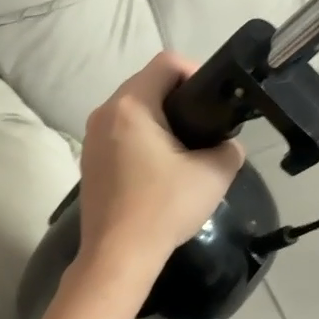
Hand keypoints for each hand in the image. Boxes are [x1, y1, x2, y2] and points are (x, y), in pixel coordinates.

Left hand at [75, 52, 244, 281]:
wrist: (117, 255)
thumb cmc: (163, 208)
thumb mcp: (211, 176)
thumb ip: (228, 150)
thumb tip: (228, 146)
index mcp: (130, 106)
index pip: (166, 63)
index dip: (196, 71)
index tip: (214, 98)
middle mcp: (105, 113)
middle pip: (147, 84)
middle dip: (179, 96)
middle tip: (206, 121)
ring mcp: (92, 137)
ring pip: (132, 109)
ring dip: (159, 118)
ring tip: (188, 144)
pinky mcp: (90, 160)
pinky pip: (120, 133)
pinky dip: (142, 138)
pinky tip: (161, 166)